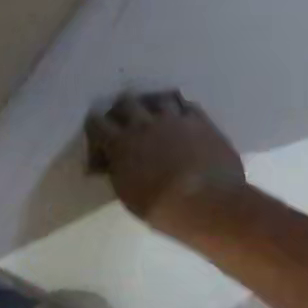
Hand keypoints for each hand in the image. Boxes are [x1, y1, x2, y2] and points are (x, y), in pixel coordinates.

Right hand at [85, 90, 246, 235]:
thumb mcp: (129, 196)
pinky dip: (180, 110)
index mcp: (121, 144)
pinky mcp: (200, 120)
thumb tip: (112, 163)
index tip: (99, 136)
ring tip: (156, 118)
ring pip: (158, 99)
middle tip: (126, 123)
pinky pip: (187, 105)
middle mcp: (144, 124)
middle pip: (126, 101)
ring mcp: (174, 119)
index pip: (97, 123)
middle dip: (122, 110)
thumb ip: (118, 172)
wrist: (212, 202)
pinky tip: (182, 120)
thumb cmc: (165, 208)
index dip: (95, 128)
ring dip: (153, 106)